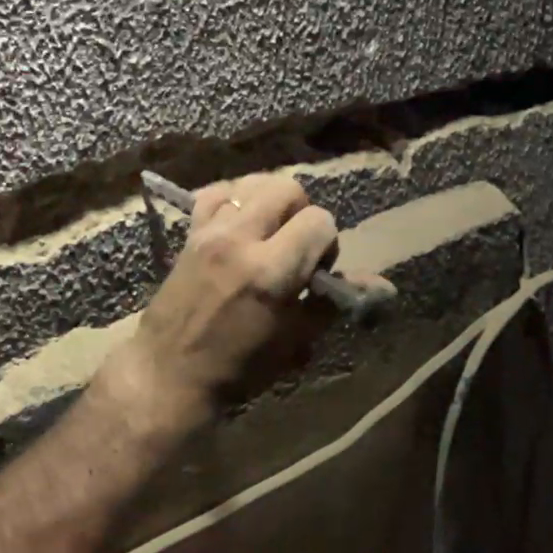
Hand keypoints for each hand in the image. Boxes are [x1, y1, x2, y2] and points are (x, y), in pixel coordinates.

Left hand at [93, 173, 339, 435]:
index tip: (318, 270)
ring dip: (268, 201)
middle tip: (295, 245)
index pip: (319, 221)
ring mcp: (210, 230)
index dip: (328, 243)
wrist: (170, 370)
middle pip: (286, 188)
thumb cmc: (238, 366)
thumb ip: (332, 302)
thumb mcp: (295, 341)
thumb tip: (382, 286)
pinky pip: (214, 192)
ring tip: (268, 232)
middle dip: (301, 212)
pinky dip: (232, 200)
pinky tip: (237, 224)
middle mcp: (240, 239)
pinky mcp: (189, 231)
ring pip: (251, 183)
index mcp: (271, 271)